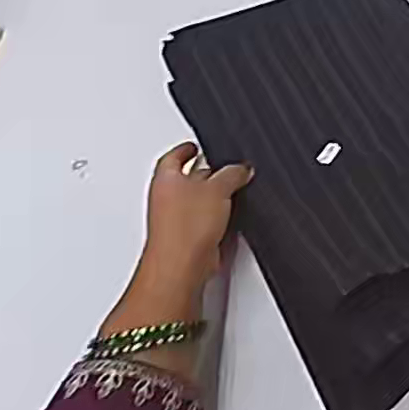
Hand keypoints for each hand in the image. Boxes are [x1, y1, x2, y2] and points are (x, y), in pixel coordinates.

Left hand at [141, 142, 252, 280]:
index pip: (173, 157)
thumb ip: (232, 174)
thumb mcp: (218, 188)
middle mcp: (167, 198)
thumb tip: (242, 169)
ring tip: (231, 191)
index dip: (184, 150)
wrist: (183, 263)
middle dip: (205, 172)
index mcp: (166, 179)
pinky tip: (229, 217)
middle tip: (222, 167)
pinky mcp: (190, 236)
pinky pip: (206, 220)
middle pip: (186, 178)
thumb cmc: (185, 227)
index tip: (192, 146)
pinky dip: (218, 216)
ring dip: (213, 196)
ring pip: (197, 200)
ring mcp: (177, 219)